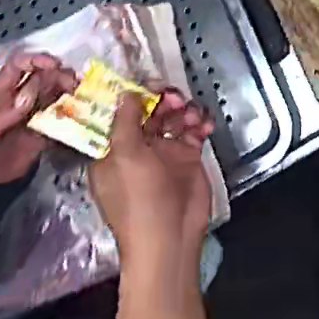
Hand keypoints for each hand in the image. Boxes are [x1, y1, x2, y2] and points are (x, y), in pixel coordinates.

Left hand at [0, 53, 77, 186]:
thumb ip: (0, 116)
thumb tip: (31, 94)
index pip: (18, 66)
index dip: (36, 59)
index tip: (55, 65)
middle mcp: (20, 101)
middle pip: (45, 76)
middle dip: (61, 75)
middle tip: (74, 85)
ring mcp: (33, 117)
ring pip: (57, 93)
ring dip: (71, 91)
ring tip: (81, 98)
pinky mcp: (44, 134)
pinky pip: (63, 117)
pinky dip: (75, 112)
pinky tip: (82, 114)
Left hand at [90, 90, 216, 272]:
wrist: (170, 234)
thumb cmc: (139, 199)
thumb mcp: (125, 158)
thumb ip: (126, 122)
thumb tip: (125, 92)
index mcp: (112, 150)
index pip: (119, 114)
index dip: (132, 96)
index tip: (148, 83)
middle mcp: (137, 148)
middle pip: (150, 112)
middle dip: (162, 101)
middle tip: (174, 98)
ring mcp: (164, 152)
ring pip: (174, 117)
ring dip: (184, 110)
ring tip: (192, 117)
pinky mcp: (188, 156)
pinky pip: (195, 130)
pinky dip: (201, 123)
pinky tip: (205, 126)